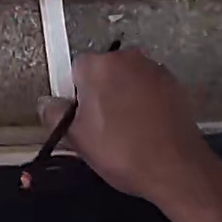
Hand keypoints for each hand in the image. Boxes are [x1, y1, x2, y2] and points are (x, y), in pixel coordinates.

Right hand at [38, 48, 221, 207]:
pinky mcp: (172, 80)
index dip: (76, 94)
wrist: (176, 165)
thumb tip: (45, 102)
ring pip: (127, 77)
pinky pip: (148, 85)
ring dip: (123, 94)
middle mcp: (126, 56)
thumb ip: (56, 116)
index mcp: (99, 65)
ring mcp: (152, 66)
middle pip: (103, 70)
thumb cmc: (122, 151)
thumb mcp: (79, 139)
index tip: (82, 117)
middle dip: (100, 92)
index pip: (76, 68)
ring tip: (127, 130)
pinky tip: (147, 126)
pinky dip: (145, 99)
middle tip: (102, 127)